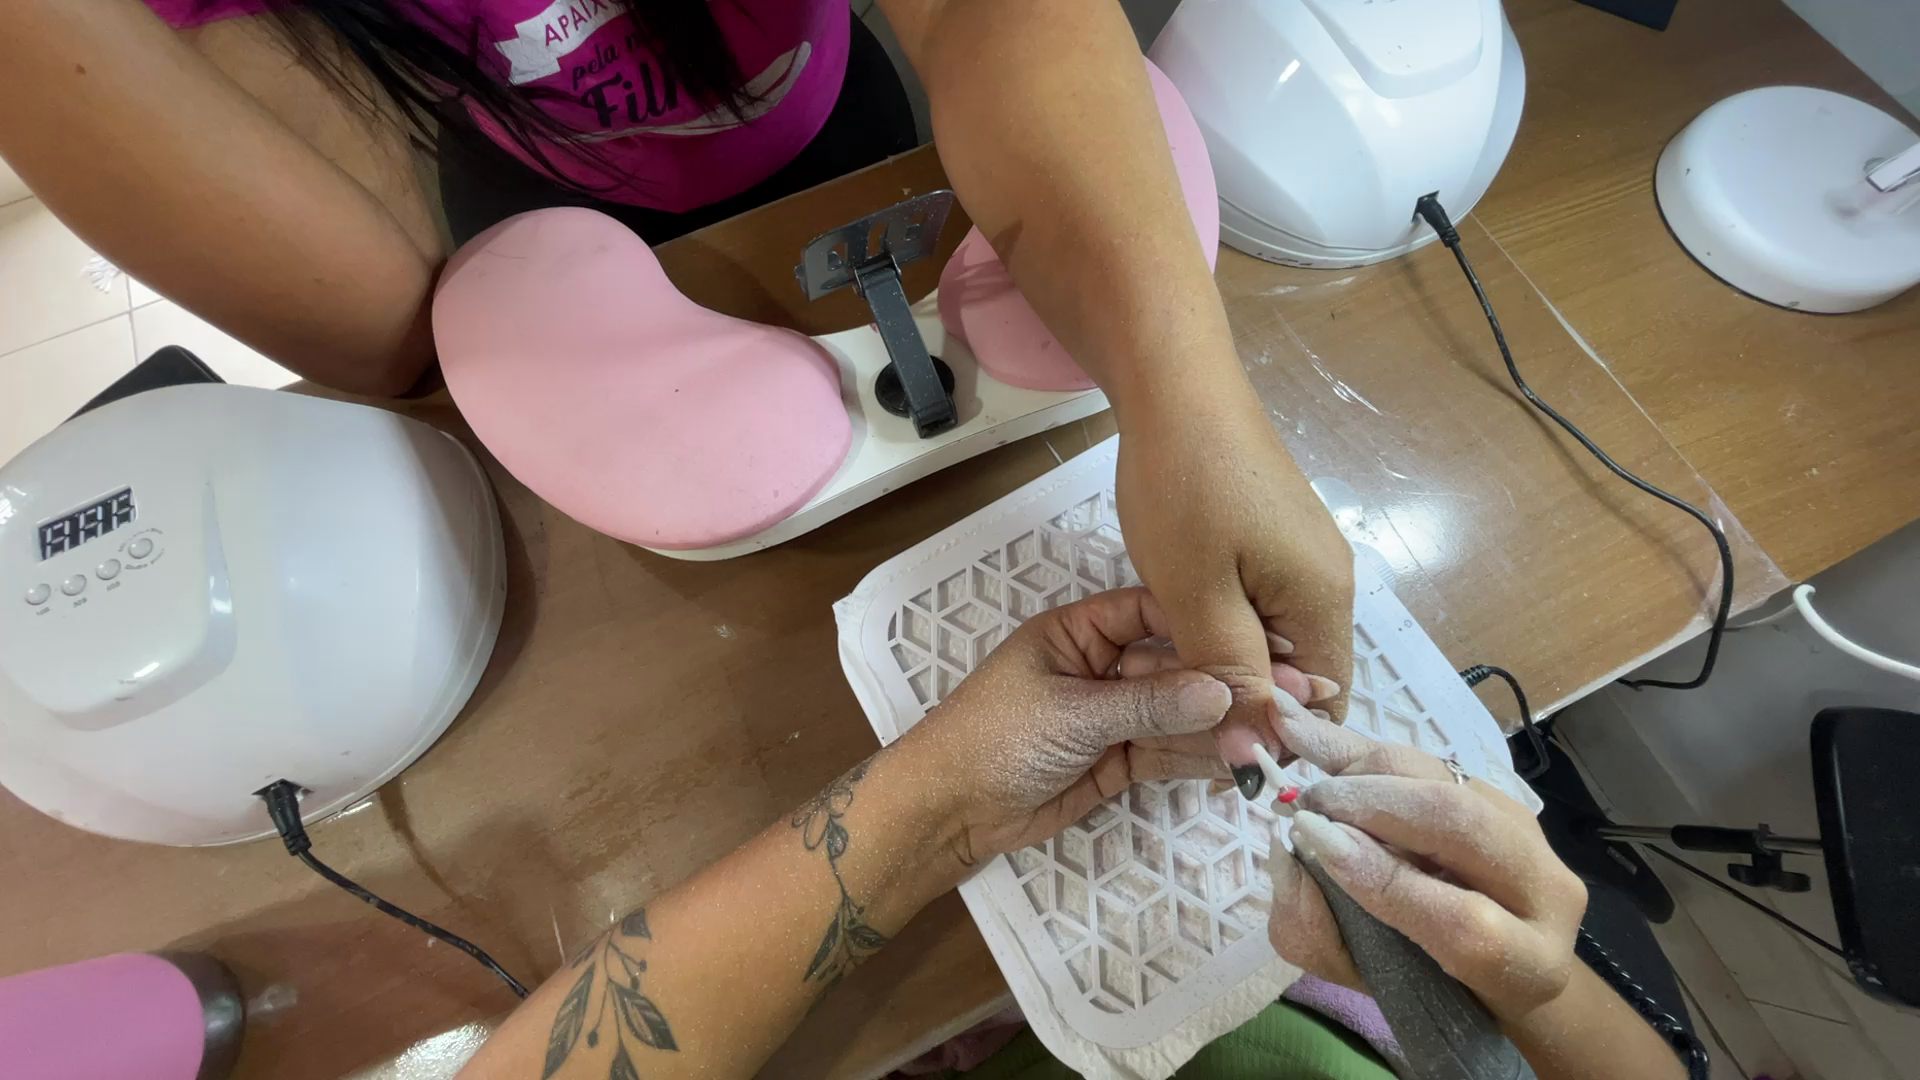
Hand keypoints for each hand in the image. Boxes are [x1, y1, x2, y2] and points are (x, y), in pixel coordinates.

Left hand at [900, 588, 1308, 863]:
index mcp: (1080, 631)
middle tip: (1301, 695)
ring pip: (1180, 712)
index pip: (1155, 614)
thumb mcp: (1073, 713)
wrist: (950, 809)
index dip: (1210, 626)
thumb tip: (1227, 689)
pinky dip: (1203, 757)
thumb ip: (1149, 704)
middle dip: (1230, 682)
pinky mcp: (1119, 757)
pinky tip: (1247, 759)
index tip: (1270, 640)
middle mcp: (1103, 665)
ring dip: (1225, 724)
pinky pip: (1169, 750)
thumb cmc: (996, 737)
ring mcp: (1113, 713)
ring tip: (1288, 733)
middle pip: (1177, 666)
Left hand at [1115, 398, 1353, 791]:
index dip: (1271, 734)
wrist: (1175, 391)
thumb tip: (1259, 754)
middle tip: (1173, 703)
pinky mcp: (1268, 536)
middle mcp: (1327, 583)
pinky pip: (1254, 602)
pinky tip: (1177, 618)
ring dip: (1223, 659)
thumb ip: (1230, 672)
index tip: (1209, 745)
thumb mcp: (1197, 594)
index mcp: (1325, 603)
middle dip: (1241, 697)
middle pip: (1298, 673)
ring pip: (1270, 638)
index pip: (1324, 705)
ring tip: (1166, 662)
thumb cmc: (1184, 492)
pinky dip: (1219, 622)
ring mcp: (1298, 555)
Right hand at [1263, 691, 1587, 1023]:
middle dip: (1365, 803)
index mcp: (1523, 962)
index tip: (1311, 840)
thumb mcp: (1362, 976)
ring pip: (1432, 773)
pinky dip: (1346, 740)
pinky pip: (1409, 752)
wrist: (1487, 945)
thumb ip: (1314, 933)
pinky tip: (1291, 717)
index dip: (1380, 877)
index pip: (1463, 921)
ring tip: (1305, 778)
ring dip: (1356, 769)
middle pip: (1456, 821)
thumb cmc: (1419, 973)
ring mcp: (1518, 824)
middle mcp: (1539, 887)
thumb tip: (1287, 855)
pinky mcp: (1484, 783)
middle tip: (1305, 806)